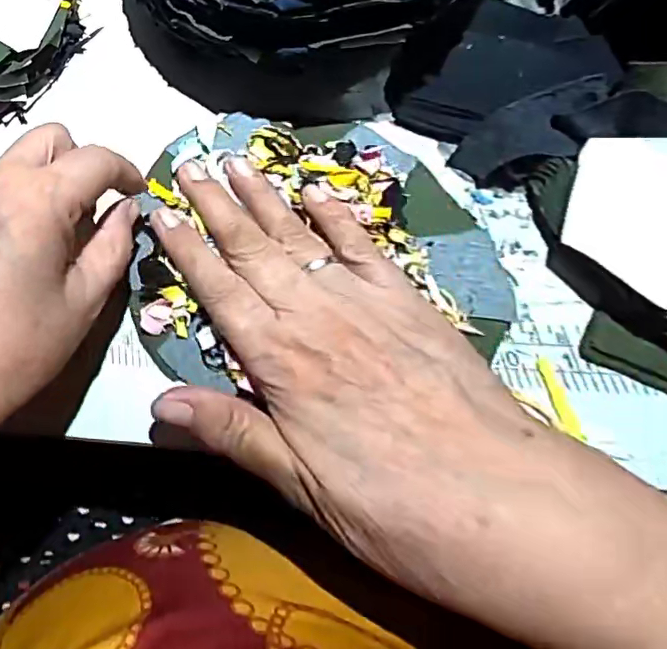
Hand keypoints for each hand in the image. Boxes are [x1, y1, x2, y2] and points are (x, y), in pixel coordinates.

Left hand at [0, 124, 141, 485]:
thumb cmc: (16, 345)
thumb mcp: (83, 299)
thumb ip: (113, 243)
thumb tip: (125, 210)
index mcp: (37, 198)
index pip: (95, 159)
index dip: (125, 172)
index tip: (134, 194)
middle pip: (51, 137)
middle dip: (79, 162)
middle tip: (87, 209)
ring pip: (15, 158)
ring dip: (43, 178)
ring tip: (46, 232)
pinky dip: (9, 195)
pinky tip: (7, 244)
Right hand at [146, 155, 666, 648]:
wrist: (508, 503)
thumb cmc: (393, 505)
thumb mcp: (302, 485)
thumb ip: (231, 433)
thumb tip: (159, 402)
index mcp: (279, 359)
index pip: (218, 288)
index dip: (185, 248)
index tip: (161, 211)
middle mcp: (313, 314)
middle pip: (252, 247)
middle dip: (215, 204)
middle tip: (189, 163)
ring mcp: (361, 299)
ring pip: (299, 235)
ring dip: (264, 196)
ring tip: (236, 161)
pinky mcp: (405, 298)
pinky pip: (361, 245)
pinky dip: (336, 214)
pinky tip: (315, 191)